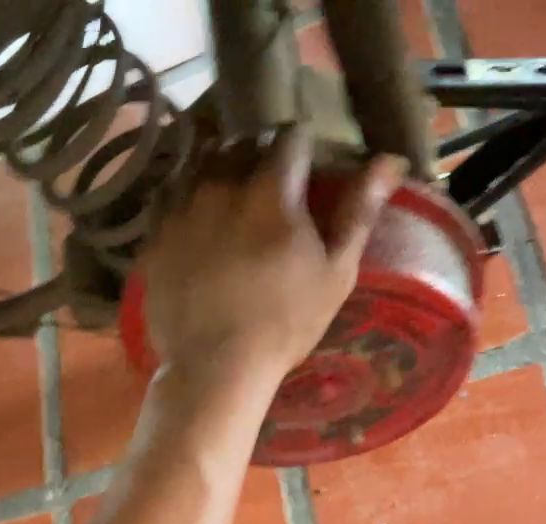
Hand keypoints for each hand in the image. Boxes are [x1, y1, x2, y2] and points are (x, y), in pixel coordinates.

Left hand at [138, 128, 405, 422]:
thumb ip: (358, 212)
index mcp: (272, 188)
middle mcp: (222, 182)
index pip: (290, 134)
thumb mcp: (335, 273)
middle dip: (260, 152)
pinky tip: (196, 212)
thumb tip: (390, 161)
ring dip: (220, 165)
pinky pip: (168, 189)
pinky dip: (185, 190)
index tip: (306, 168)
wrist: (216, 367)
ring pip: (201, 158)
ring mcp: (182, 205)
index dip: (302, 146)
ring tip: (231, 192)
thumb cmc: (285, 323)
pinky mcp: (155, 231)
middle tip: (270, 185)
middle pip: (243, 140)